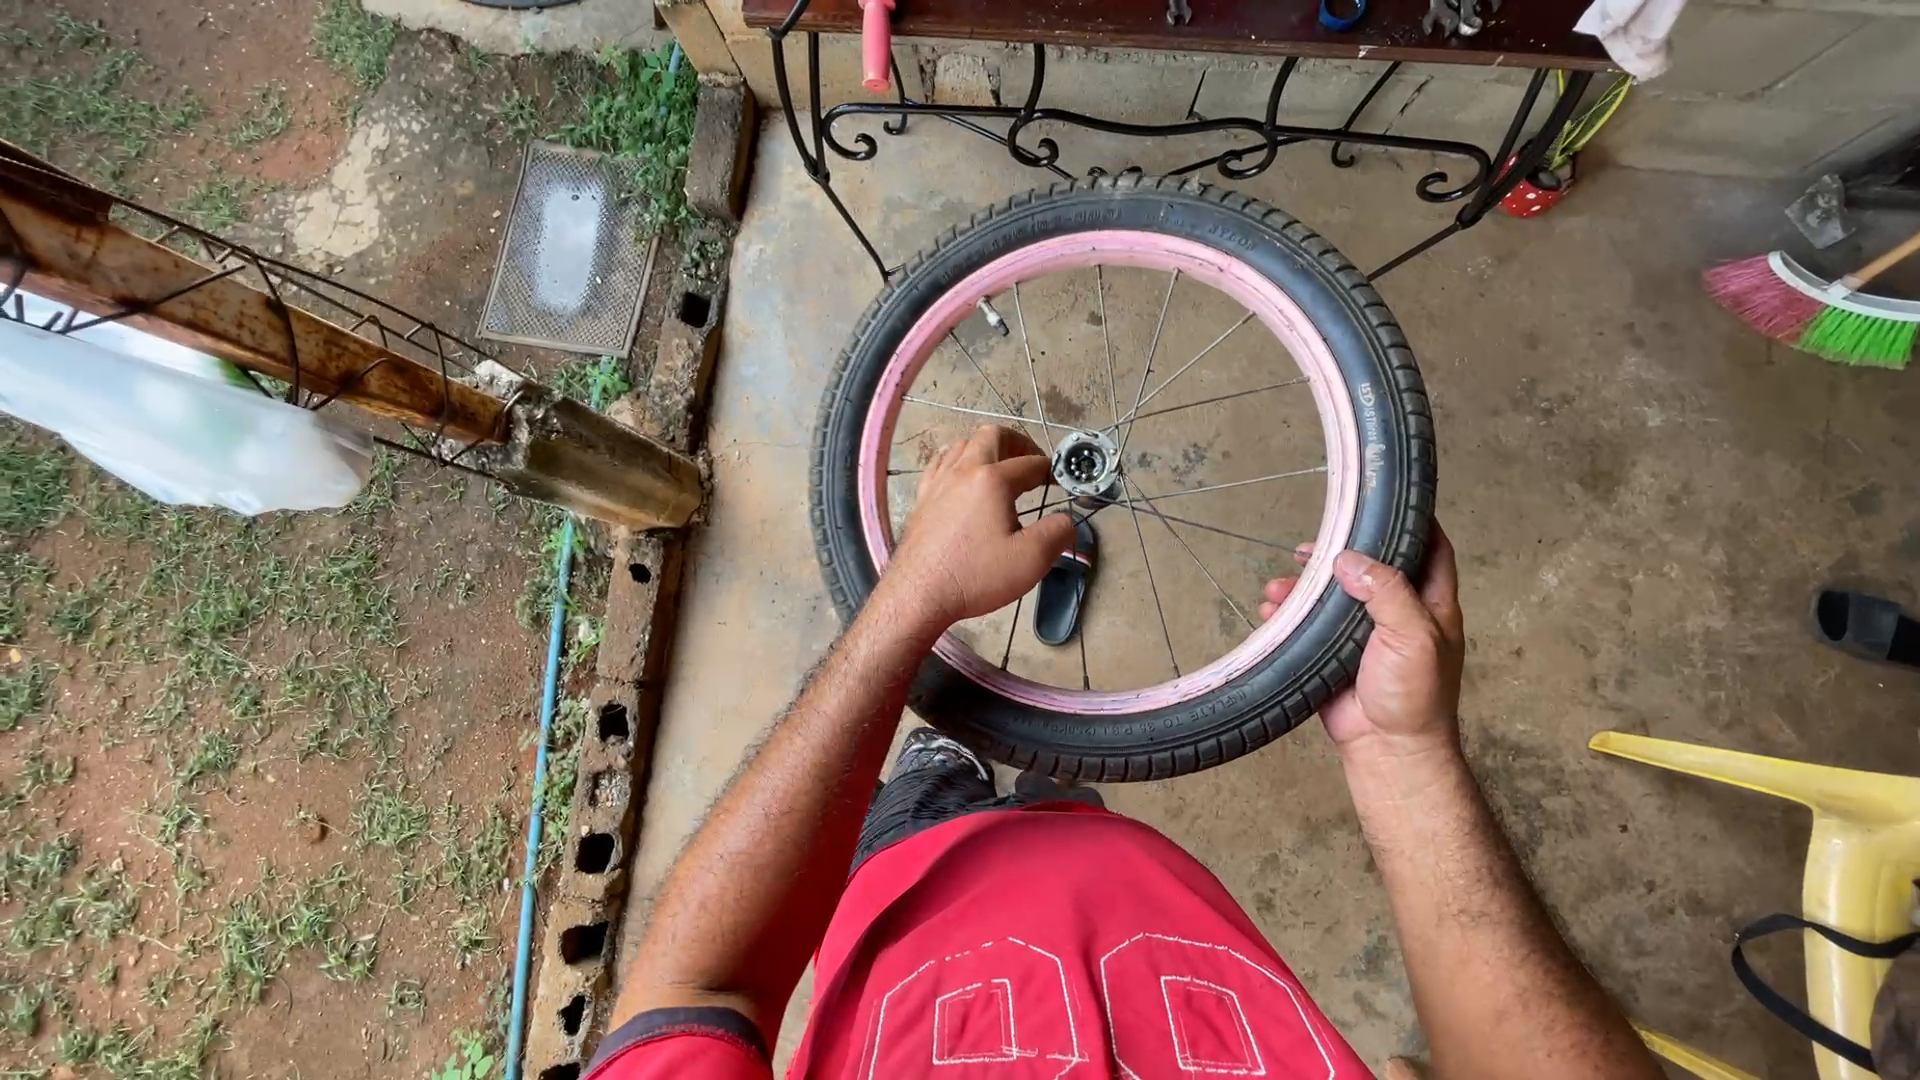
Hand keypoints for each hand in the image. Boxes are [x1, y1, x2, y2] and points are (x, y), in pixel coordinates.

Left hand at [876, 425, 1076, 631]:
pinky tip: (962, 477)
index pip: (1030, 463)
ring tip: (1000, 468)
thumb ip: (1058, 532)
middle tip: (1031, 463)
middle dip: (1018, 442)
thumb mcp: (1031, 559)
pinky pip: (940, 463)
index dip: (1050, 470)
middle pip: (992, 435)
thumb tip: (1066, 520)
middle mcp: (963, 470)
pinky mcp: (922, 498)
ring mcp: (938, 482)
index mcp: (992, 480)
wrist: (919, 594)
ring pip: (963, 444)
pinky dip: (957, 461)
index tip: (1060, 482)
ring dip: (986, 449)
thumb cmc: (976, 576)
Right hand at [1260, 521, 1463, 759]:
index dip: (1412, 522)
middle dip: (1336, 554)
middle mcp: (1397, 612)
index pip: (1428, 549)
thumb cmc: (1414, 695)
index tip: (1385, 500)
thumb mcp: (1412, 636)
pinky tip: (1271, 610)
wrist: (1385, 747)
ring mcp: (1362, 632)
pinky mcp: (1332, 652)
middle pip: (1367, 568)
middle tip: (1306, 547)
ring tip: (1278, 585)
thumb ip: (1387, 592)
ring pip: (1330, 596)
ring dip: (1302, 587)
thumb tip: (1348, 559)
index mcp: (1429, 603)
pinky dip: (1286, 615)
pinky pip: (1306, 625)